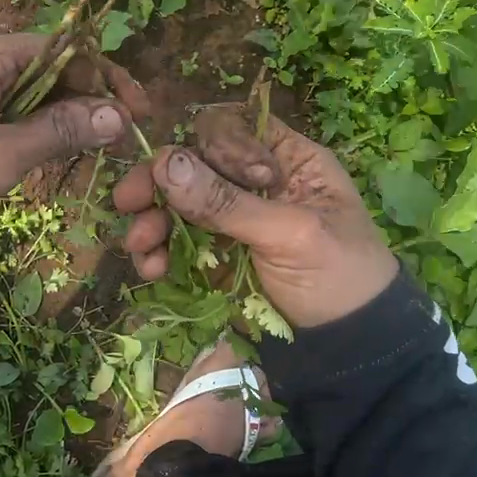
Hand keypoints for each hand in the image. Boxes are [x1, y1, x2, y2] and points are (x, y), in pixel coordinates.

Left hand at [0, 31, 148, 236]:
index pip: (57, 49)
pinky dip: (21, 122)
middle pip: (39, 66)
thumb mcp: (3, 156)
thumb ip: (62, 130)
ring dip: (52, 113)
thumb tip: (119, 116)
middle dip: (80, 98)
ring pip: (17, 88)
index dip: (102, 78)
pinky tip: (44, 147)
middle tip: (117, 137)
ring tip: (89, 146)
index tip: (136, 111)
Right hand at [113, 104, 397, 327]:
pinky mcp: (211, 252)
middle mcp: (250, 181)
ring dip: (150, 221)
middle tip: (128, 201)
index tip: (203, 174)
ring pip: (172, 202)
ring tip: (139, 245)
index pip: (230, 129)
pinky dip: (155, 252)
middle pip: (189, 163)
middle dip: (157, 183)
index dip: (207, 146)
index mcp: (285, 159)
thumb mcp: (290, 234)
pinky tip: (152, 268)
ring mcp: (228, 217)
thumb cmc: (338, 277)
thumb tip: (164, 161)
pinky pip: (172, 241)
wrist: (348, 348)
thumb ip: (226, 201)